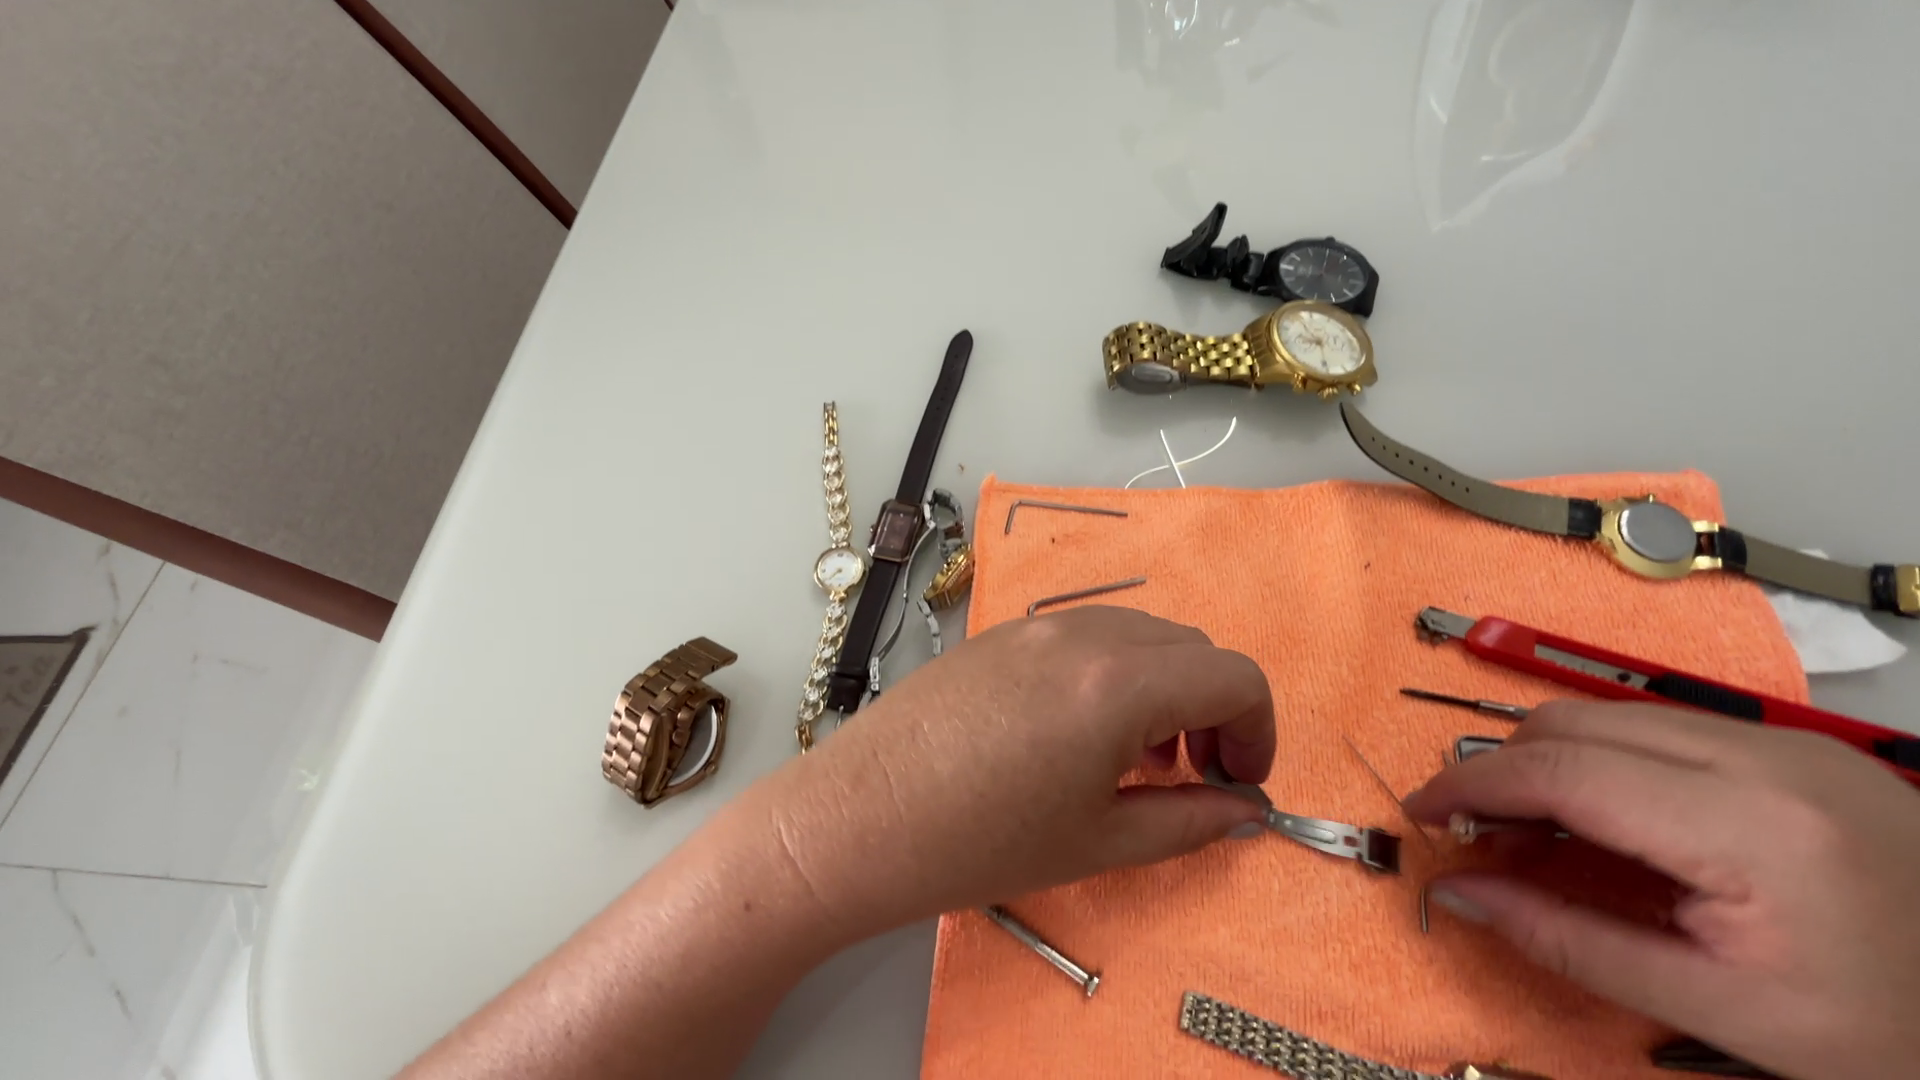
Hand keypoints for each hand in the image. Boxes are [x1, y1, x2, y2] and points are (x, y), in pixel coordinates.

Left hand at [766, 606, 1273, 934]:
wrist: (856, 819)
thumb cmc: (980, 843)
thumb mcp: (1098, 843)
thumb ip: (1189, 821)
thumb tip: (1248, 812)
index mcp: (1119, 680)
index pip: (1233, 675)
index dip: (1258, 729)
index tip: (1238, 781)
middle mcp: (1082, 634)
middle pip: (1188, 647)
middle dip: (1212, 707)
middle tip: (1190, 774)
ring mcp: (1032, 626)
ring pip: (1135, 635)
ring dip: (1160, 687)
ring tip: (1133, 758)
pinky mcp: (995, 635)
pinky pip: (1081, 637)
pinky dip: (1109, 674)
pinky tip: (1074, 733)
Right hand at [1403, 701, 1919, 1079]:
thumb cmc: (1884, 1034)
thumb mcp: (1718, 1009)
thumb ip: (1566, 942)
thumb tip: (1456, 892)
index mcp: (1751, 829)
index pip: (1563, 772)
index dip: (1471, 785)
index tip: (1419, 812)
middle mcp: (1764, 757)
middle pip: (1571, 725)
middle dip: (1499, 770)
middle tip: (1475, 834)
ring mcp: (1784, 740)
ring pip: (1603, 713)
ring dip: (1543, 760)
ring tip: (1533, 828)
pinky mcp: (1793, 741)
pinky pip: (1650, 725)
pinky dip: (1595, 759)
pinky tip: (1601, 815)